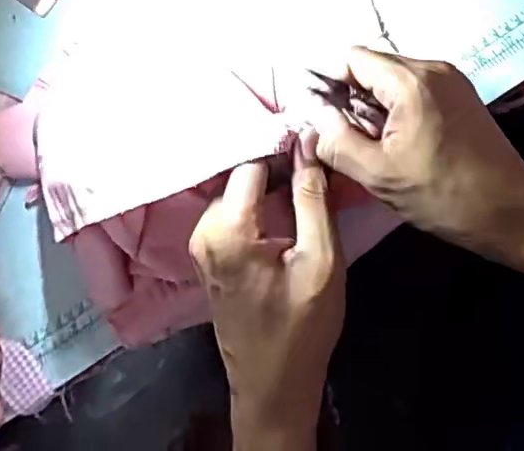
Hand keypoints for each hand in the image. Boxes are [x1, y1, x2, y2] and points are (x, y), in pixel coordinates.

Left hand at [189, 148, 342, 450]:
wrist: (273, 387)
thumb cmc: (302, 327)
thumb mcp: (321, 258)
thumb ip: (313, 195)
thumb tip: (309, 138)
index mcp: (227, 231)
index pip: (251, 159)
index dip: (284, 144)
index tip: (312, 134)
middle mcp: (204, 230)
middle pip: (242, 170)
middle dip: (277, 158)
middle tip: (313, 154)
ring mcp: (202, 242)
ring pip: (239, 186)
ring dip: (270, 177)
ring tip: (305, 172)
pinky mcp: (209, 251)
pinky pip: (234, 204)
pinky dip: (260, 195)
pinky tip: (286, 196)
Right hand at [309, 47, 523, 257]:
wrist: (510, 208)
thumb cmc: (444, 195)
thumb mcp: (380, 175)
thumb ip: (338, 141)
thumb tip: (314, 116)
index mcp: (411, 80)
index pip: (353, 58)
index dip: (330, 82)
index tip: (319, 113)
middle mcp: (432, 67)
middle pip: (374, 65)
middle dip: (352, 95)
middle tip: (344, 135)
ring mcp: (450, 77)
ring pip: (394, 77)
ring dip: (375, 102)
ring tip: (372, 142)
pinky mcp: (460, 92)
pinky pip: (415, 86)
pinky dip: (398, 106)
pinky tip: (398, 139)